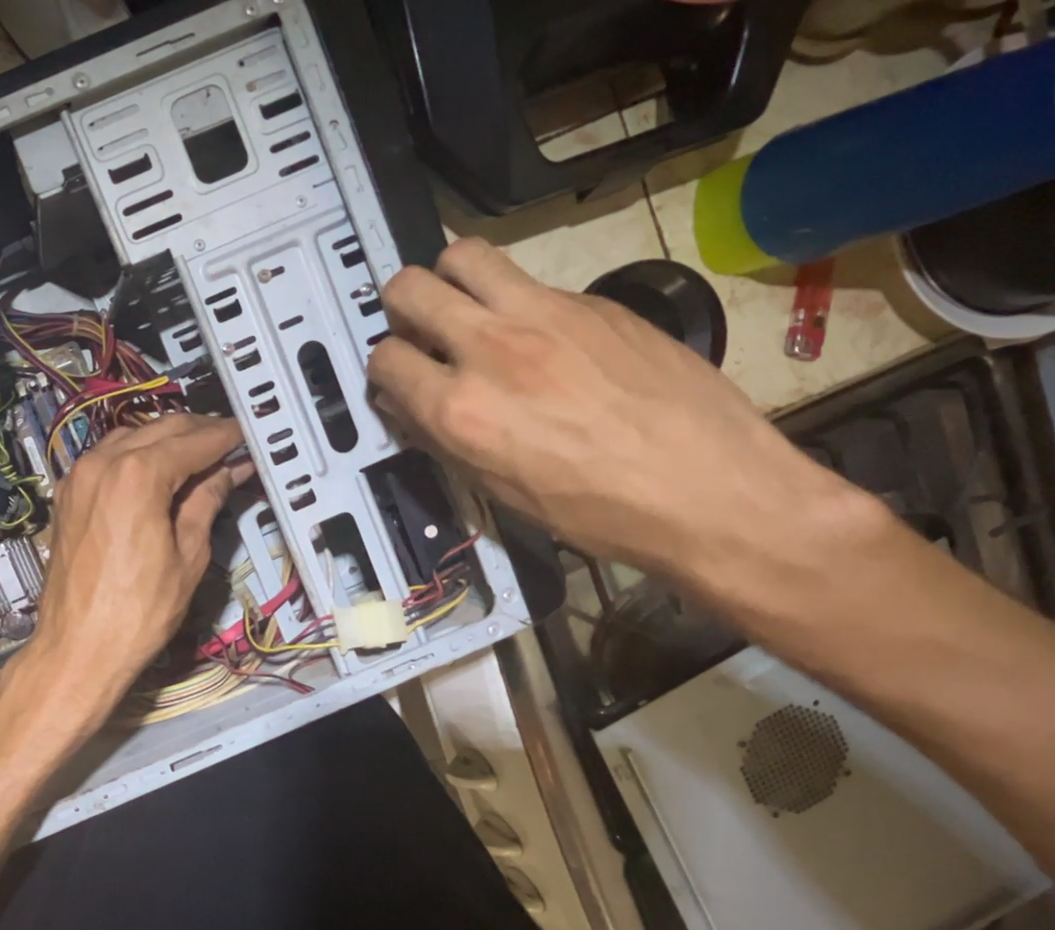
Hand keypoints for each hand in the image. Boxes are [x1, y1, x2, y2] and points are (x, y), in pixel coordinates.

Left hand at [30, 415, 252, 699]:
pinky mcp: (67, 497)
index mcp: (136, 475)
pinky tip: (158, 475)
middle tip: (231, 445)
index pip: (193, 441)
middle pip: (159, 430)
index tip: (248, 435)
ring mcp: (78, 478)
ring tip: (200, 459)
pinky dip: (136, 458)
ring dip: (165, 441)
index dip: (226, 437)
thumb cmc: (139, 612)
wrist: (78, 649)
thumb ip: (206, 502)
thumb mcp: (188, 556)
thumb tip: (227, 471)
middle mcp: (101, 464)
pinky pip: (107, 461)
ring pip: (130, 439)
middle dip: (198, 433)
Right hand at [365, 238, 859, 583]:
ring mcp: (543, 315)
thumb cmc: (594, 510)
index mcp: (460, 409)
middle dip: (401, 306)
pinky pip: (527, 281)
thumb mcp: (497, 488)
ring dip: (449, 278)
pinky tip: (543, 339)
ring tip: (468, 308)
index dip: (384, 369)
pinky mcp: (592, 301)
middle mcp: (489, 349)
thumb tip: (404, 403)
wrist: (710, 489)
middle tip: (420, 328)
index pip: (384, 358)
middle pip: (408, 287)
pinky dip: (515, 301)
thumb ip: (439, 436)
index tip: (401, 379)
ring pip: (463, 255)